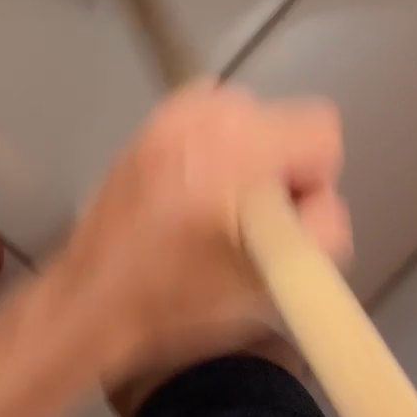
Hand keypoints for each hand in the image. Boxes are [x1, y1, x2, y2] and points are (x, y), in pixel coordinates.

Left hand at [48, 81, 349, 379]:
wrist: (92, 299)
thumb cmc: (184, 295)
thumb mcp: (282, 273)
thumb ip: (323, 226)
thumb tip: (312, 202)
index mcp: (234, 145)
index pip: (319, 130)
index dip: (313, 178)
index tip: (284, 217)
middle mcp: (190, 120)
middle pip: (271, 117)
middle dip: (276, 162)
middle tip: (254, 215)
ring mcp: (153, 128)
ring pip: (228, 118)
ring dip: (238, 155)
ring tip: (219, 209)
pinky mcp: (130, 144)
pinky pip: (189, 130)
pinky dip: (201, 154)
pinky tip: (188, 200)